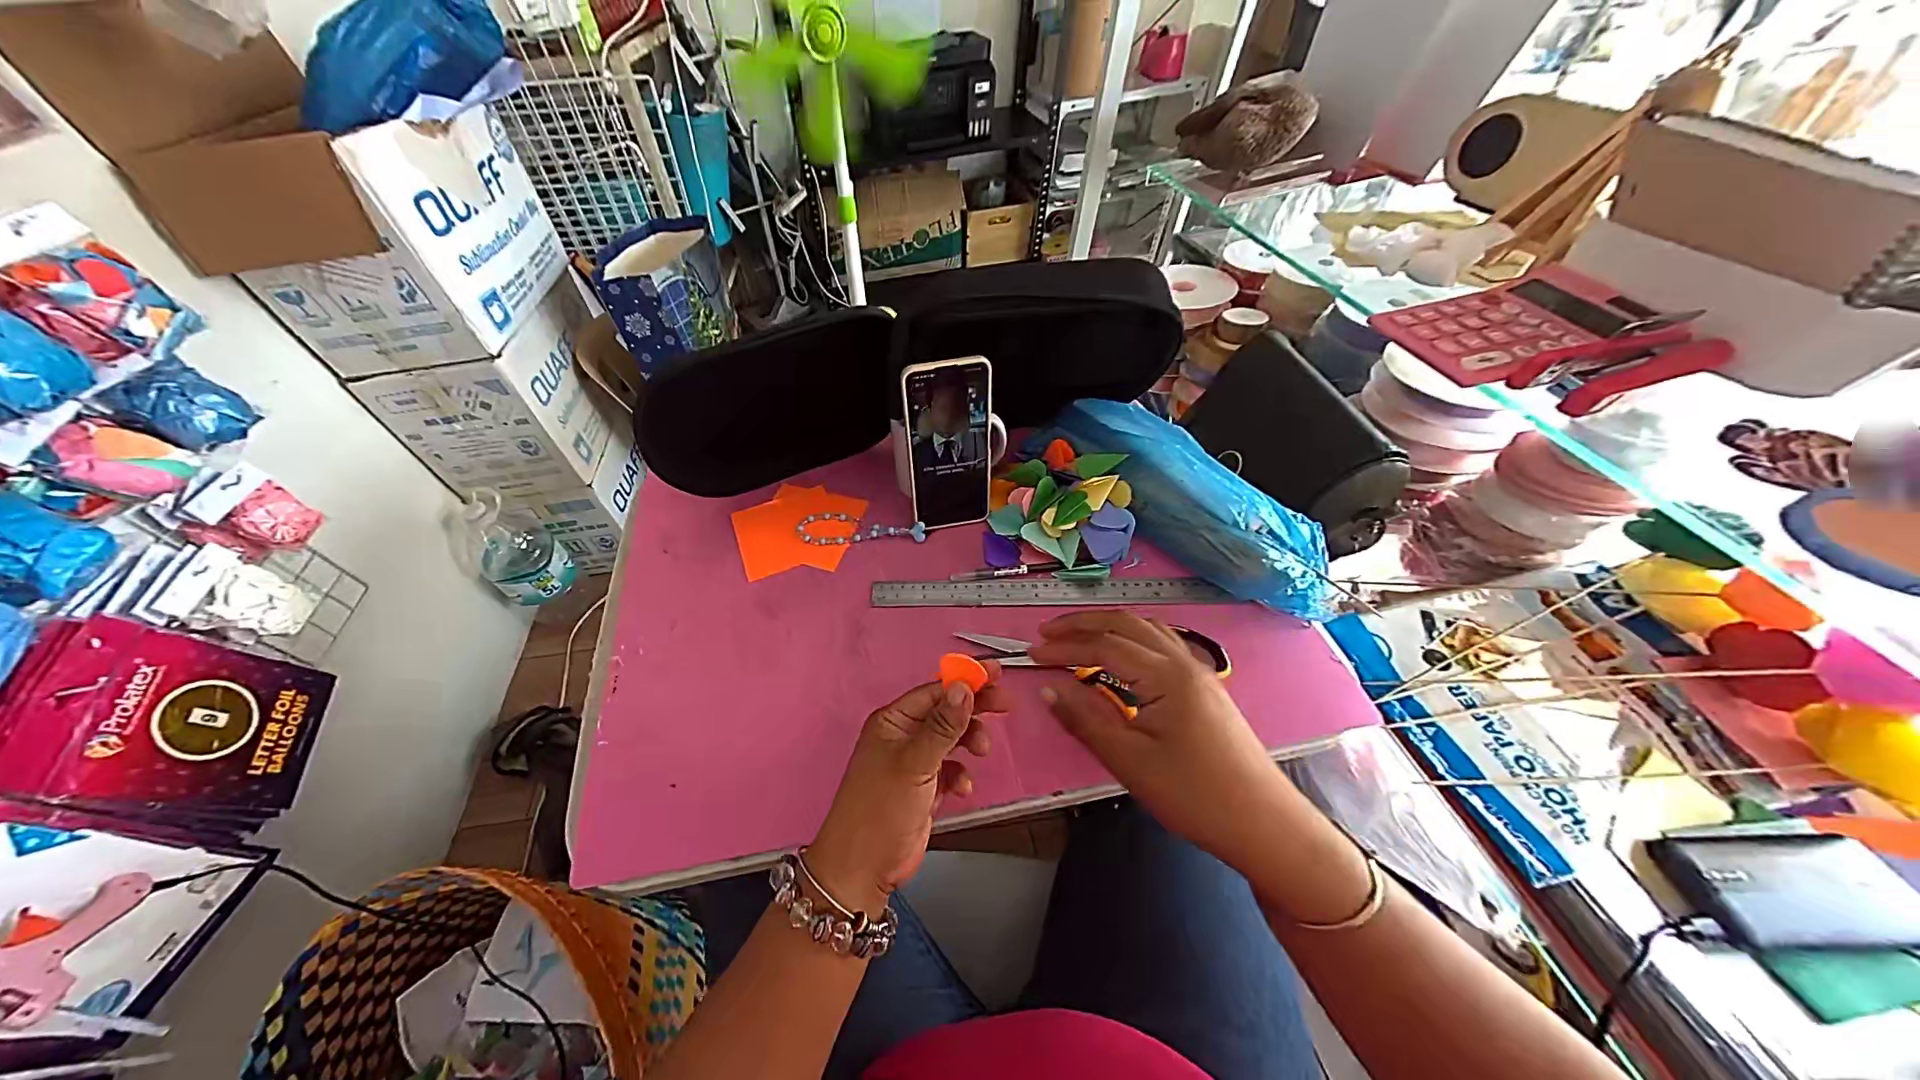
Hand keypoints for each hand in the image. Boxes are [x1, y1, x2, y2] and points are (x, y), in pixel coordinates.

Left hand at [807, 664, 1004, 912]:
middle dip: (974, 708)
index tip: (995, 675)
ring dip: (970, 741)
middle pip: (946, 712)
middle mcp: (902, 737)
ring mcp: (913, 763)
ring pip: (951, 739)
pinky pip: (950, 769)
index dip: (965, 680)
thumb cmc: (879, 810)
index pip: (934, 691)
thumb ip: (943, 726)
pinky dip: (961, 773)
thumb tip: (963, 688)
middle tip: (1004, 705)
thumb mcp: (914, 763)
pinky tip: (963, 786)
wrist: (863, 869)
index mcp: (892, 721)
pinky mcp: (923, 788)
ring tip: (982, 750)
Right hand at [1029, 612, 1292, 868]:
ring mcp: (1199, 672)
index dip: (1065, 647)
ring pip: (1147, 630)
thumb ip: (1086, 720)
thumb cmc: (1194, 794)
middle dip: (1083, 624)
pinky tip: (1122, 656)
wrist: (1263, 823)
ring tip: (1078, 637)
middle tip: (1048, 633)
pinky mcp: (1205, 688)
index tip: (1033, 653)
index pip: (1104, 646)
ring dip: (1109, 627)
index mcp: (1165, 675)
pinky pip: (1163, 645)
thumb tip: (1050, 690)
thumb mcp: (1130, 761)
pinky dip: (1133, 639)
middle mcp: (1183, 662)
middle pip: (1126, 624)